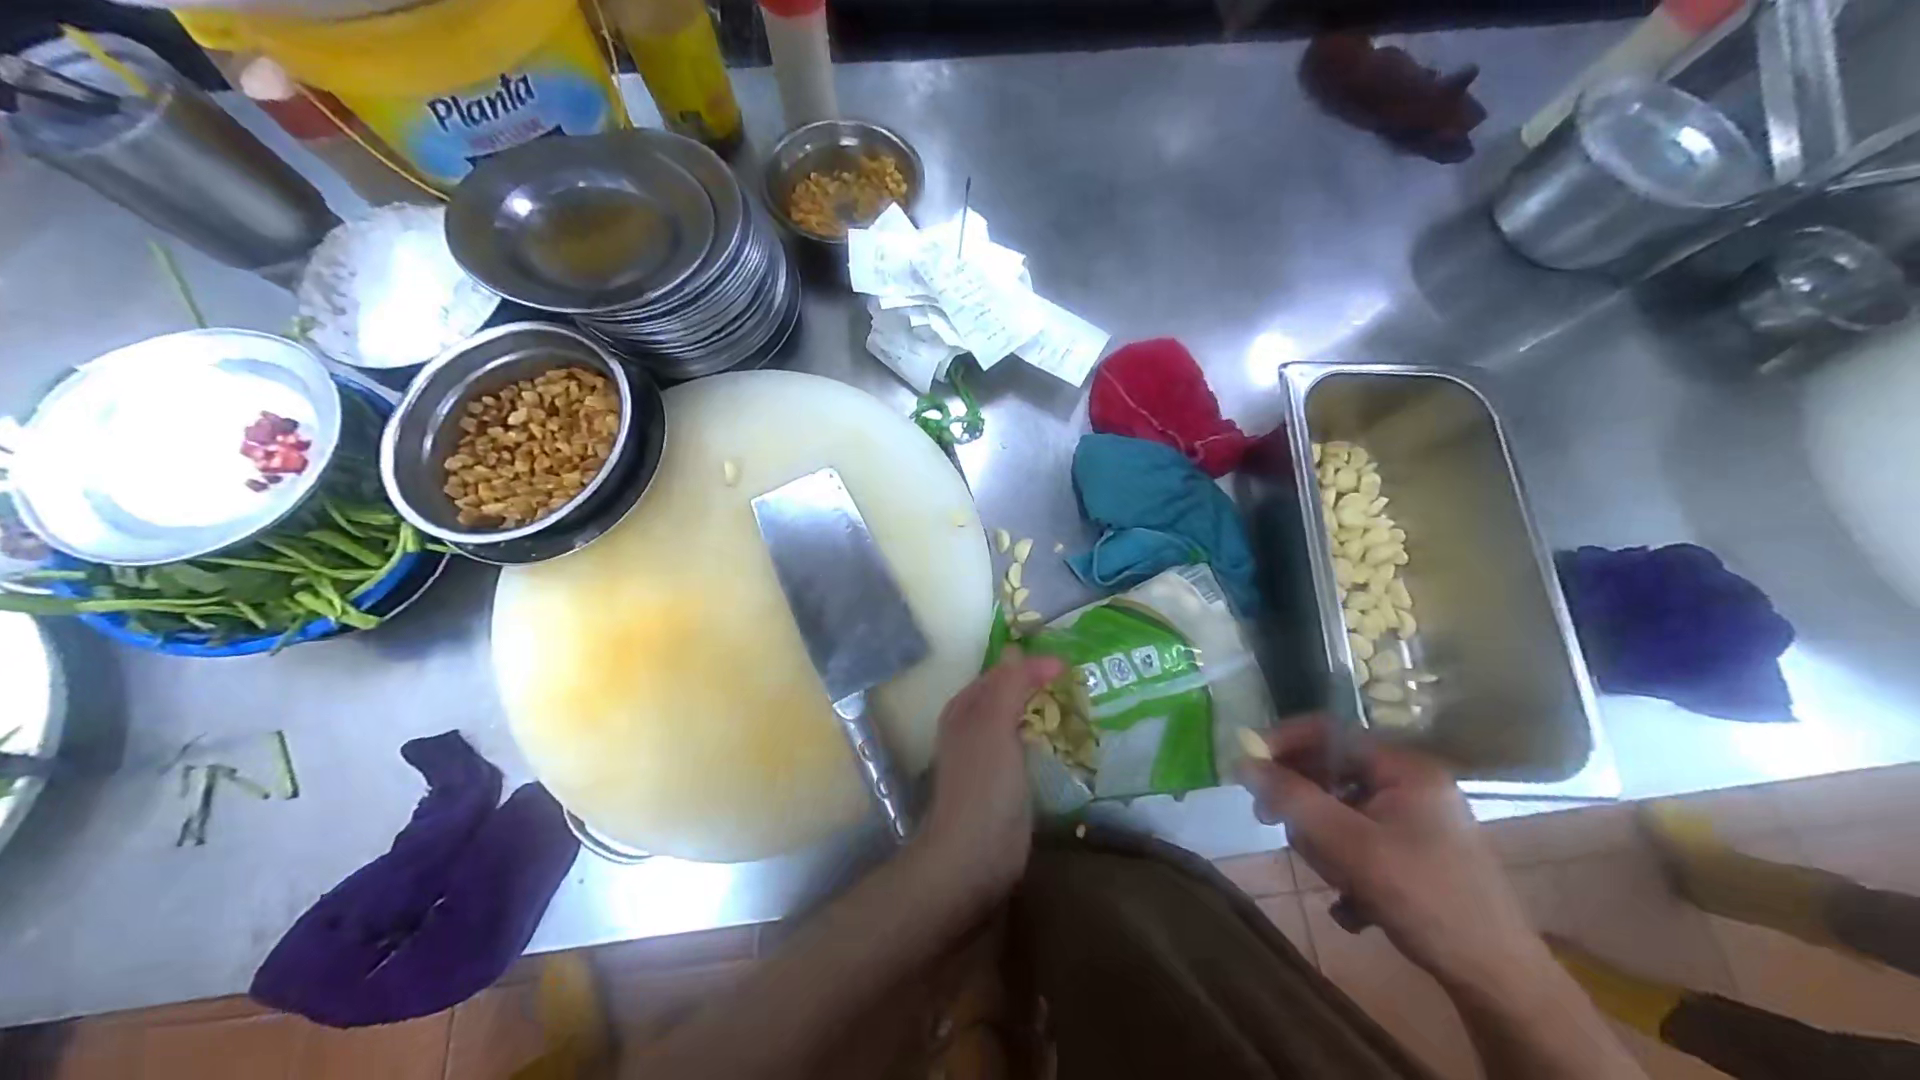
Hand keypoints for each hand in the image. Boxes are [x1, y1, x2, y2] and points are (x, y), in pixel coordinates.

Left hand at [913, 646, 1063, 907]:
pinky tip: (1069, 745)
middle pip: (1009, 694)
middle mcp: (973, 727)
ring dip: (1046, 713)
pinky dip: (1047, 740)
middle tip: (1082, 684)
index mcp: (965, 708)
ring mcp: (989, 757)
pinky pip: (1029, 749)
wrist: (975, 854)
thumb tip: (1024, 650)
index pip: (1001, 672)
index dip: (1031, 664)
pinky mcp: (1007, 784)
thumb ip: (1009, 684)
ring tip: (1083, 709)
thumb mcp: (994, 723)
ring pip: (1020, 721)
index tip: (1070, 666)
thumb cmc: (984, 784)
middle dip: (1040, 686)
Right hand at [1239, 719, 1548, 995]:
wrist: (1497, 978)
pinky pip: (1359, 840)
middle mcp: (1411, 784)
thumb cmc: (1424, 898)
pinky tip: (1351, 905)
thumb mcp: (1348, 845)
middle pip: (1331, 772)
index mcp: (1404, 768)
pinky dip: (1346, 867)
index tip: (1248, 768)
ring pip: (1340, 810)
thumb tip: (1243, 764)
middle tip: (1271, 825)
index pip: (1328, 731)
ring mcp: (1416, 819)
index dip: (1282, 742)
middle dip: (1302, 804)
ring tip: (1333, 881)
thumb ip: (1292, 798)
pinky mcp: (1415, 852)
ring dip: (1324, 843)